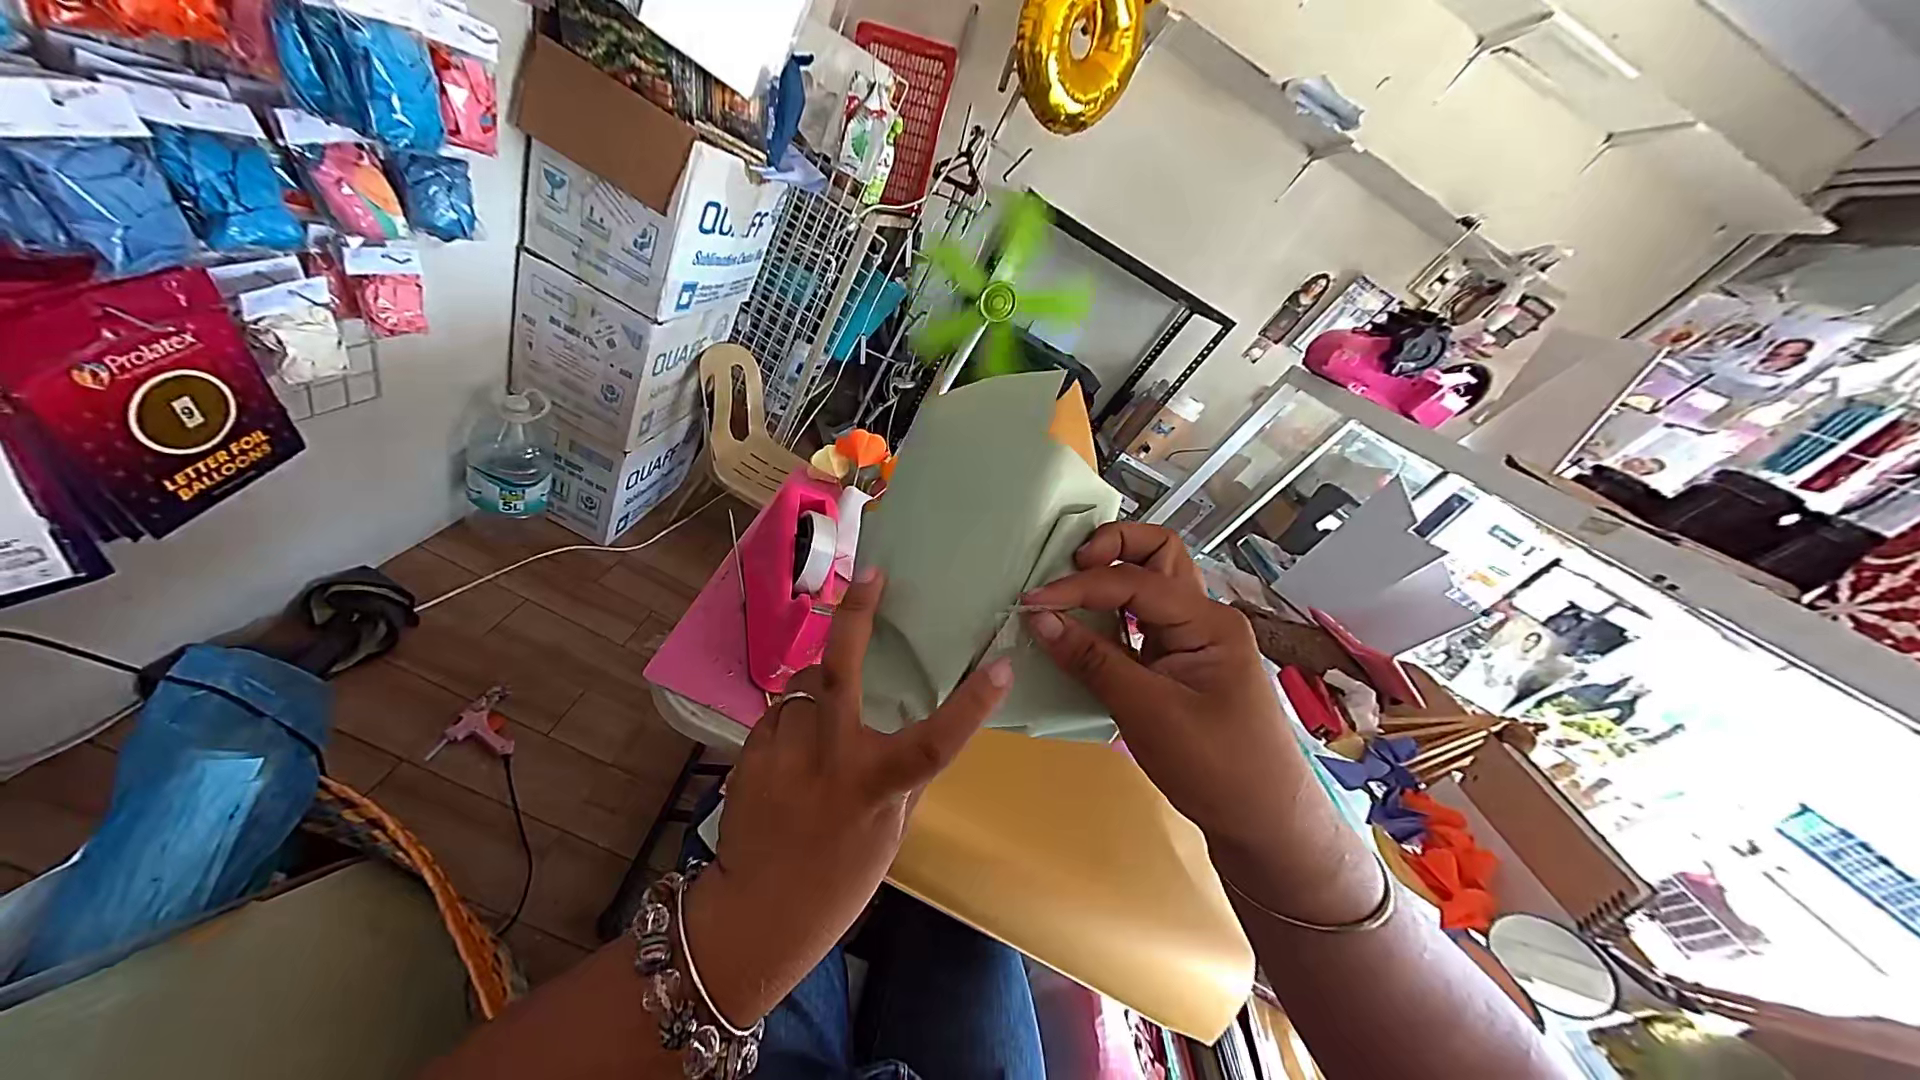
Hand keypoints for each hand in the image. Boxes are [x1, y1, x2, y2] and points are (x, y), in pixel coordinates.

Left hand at [683, 568, 1012, 1026]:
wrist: (756, 915)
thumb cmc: (838, 880)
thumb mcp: (889, 831)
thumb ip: (902, 775)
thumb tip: (914, 728)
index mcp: (876, 787)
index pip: (934, 742)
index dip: (972, 704)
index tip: (1001, 664)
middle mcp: (829, 761)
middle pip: (839, 673)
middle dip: (857, 616)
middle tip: (873, 576)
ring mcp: (783, 754)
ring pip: (804, 689)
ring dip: (816, 692)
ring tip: (819, 722)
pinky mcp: (749, 753)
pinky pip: (779, 714)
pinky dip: (791, 719)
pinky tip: (792, 751)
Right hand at [1019, 523, 1298, 853]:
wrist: (1264, 822)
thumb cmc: (1217, 766)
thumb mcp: (1148, 713)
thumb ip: (1093, 660)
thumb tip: (1040, 619)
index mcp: (1209, 622)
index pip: (1137, 582)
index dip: (1080, 587)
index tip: (1034, 601)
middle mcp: (1203, 618)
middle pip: (1159, 554)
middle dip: (1113, 546)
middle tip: (1070, 565)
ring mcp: (1192, 639)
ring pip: (1151, 582)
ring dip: (1111, 574)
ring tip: (1068, 588)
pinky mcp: (1177, 661)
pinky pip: (1140, 620)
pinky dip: (1109, 613)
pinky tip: (1083, 627)